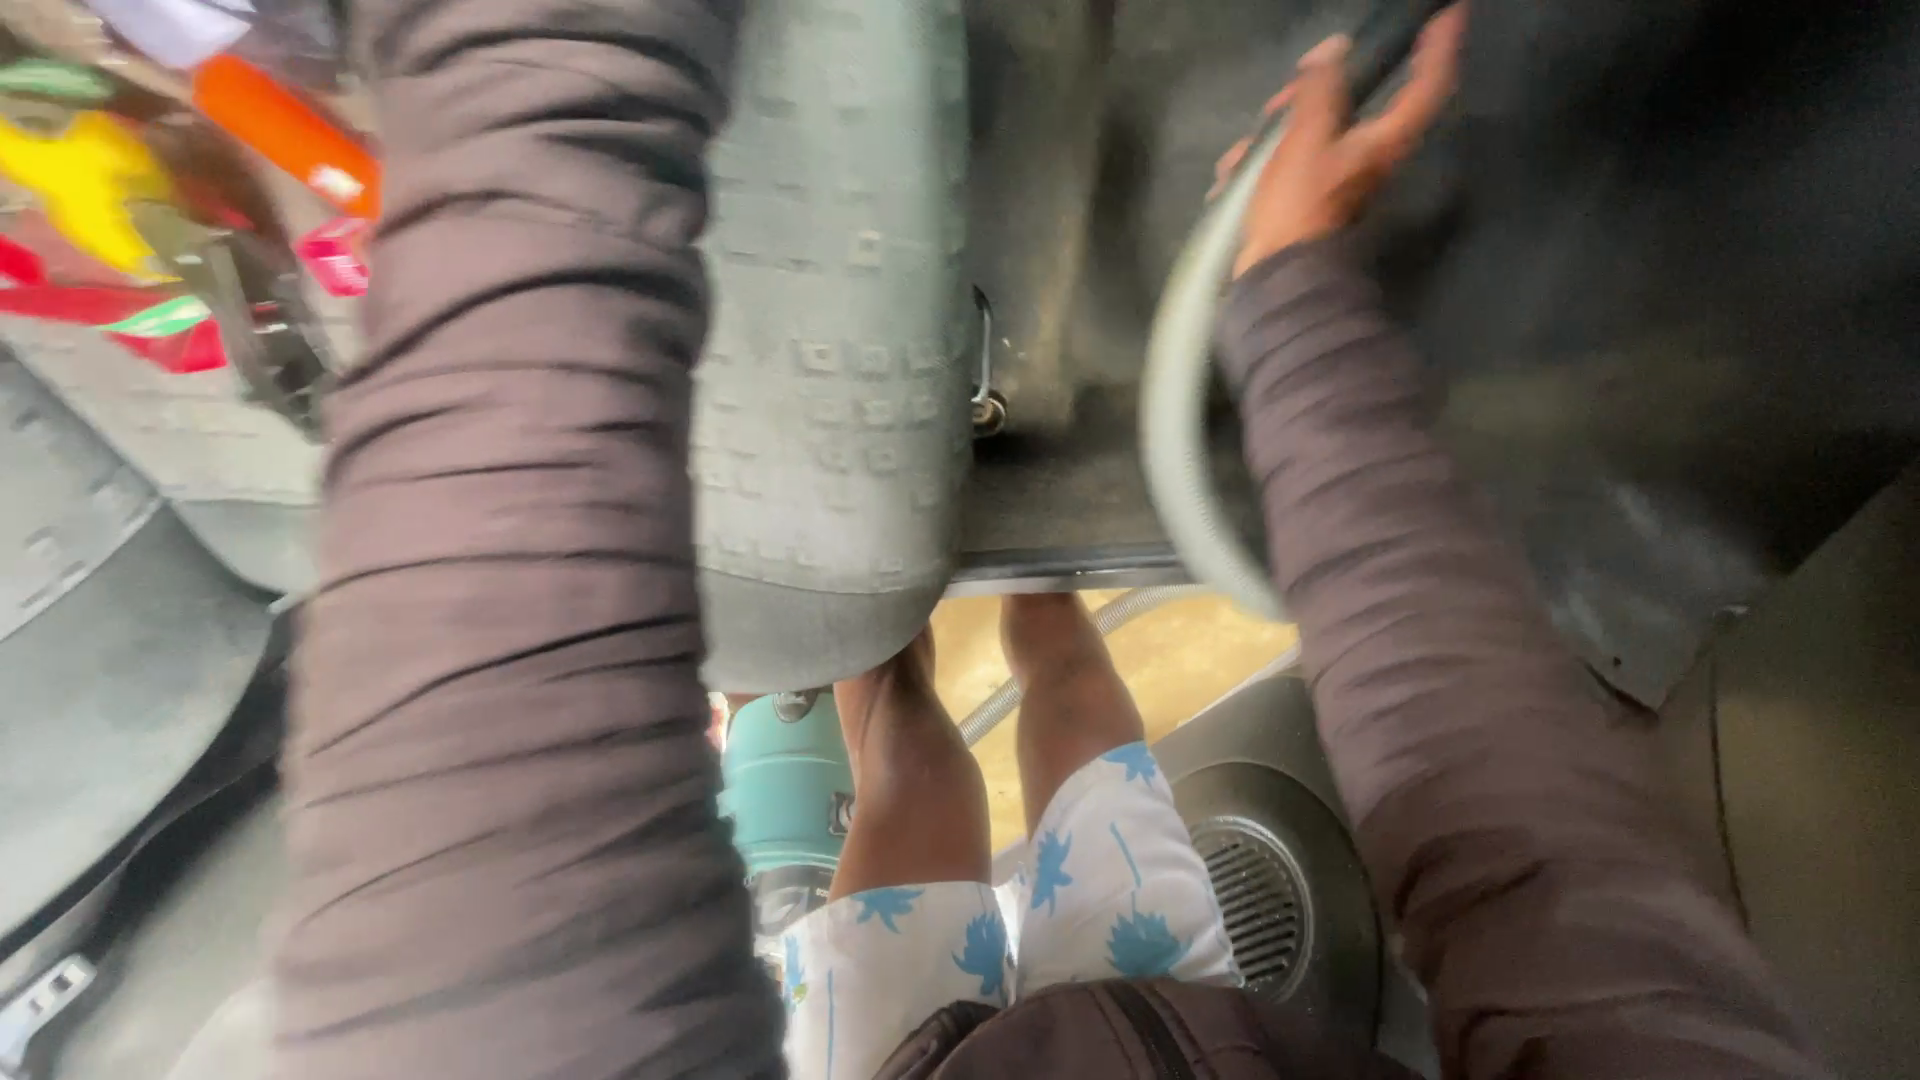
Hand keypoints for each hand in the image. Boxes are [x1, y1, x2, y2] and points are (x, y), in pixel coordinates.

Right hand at [1223, 6, 1465, 276]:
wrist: (1276, 271)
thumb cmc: (1298, 205)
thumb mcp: (1306, 138)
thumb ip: (1320, 89)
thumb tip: (1333, 50)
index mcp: (1383, 140)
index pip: (1427, 84)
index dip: (1439, 48)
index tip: (1444, 16)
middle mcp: (1367, 157)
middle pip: (1348, 107)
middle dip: (1309, 97)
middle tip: (1281, 99)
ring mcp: (1335, 180)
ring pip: (1308, 136)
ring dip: (1272, 138)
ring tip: (1244, 153)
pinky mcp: (1305, 201)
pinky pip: (1285, 167)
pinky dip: (1260, 168)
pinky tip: (1233, 177)